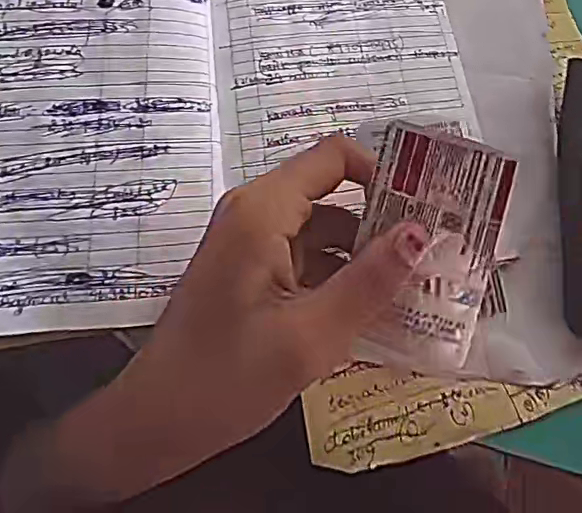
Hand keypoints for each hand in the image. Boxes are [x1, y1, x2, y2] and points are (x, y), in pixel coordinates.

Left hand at [0, 138, 427, 509]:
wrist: (151, 425)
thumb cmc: (224, 379)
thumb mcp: (308, 337)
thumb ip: (368, 282)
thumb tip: (420, 233)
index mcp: (263, 209)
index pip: (334, 156)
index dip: (381, 171)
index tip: (422, 205)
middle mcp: (255, 208)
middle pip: (331, 190)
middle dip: (379, 216)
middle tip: (430, 248)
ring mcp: (250, 236)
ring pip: (320, 224)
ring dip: (361, 250)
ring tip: (412, 281)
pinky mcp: (249, 263)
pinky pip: (303, 251)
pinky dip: (336, 270)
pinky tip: (368, 305)